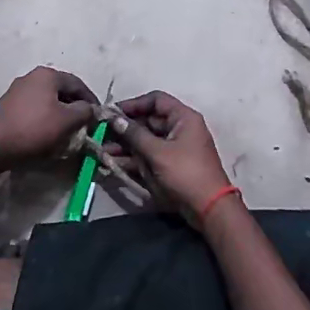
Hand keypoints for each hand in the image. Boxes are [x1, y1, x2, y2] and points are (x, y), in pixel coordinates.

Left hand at [0, 67, 98, 168]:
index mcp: (48, 75)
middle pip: (62, 91)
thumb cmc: (34, 128)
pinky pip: (35, 109)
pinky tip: (49, 133)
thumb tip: (89, 109)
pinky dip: (46, 118)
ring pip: (48, 100)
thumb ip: (84, 111)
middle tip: (85, 125)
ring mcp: (19, 91)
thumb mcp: (67, 120)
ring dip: (61, 114)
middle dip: (76, 107)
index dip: (91, 100)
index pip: (78, 84)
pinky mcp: (10, 106)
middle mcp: (33, 77)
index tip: (98, 117)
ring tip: (69, 131)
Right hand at [110, 91, 232, 220]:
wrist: (208, 208)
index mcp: (183, 118)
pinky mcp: (169, 166)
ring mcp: (174, 148)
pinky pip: (148, 156)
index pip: (156, 100)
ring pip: (145, 141)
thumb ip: (134, 134)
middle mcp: (179, 129)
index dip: (133, 104)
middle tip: (101, 133)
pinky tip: (112, 163)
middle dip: (124, 128)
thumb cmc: (185, 173)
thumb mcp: (157, 152)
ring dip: (125, 145)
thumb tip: (115, 118)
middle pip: (148, 121)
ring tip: (101, 150)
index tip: (112, 113)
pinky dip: (132, 159)